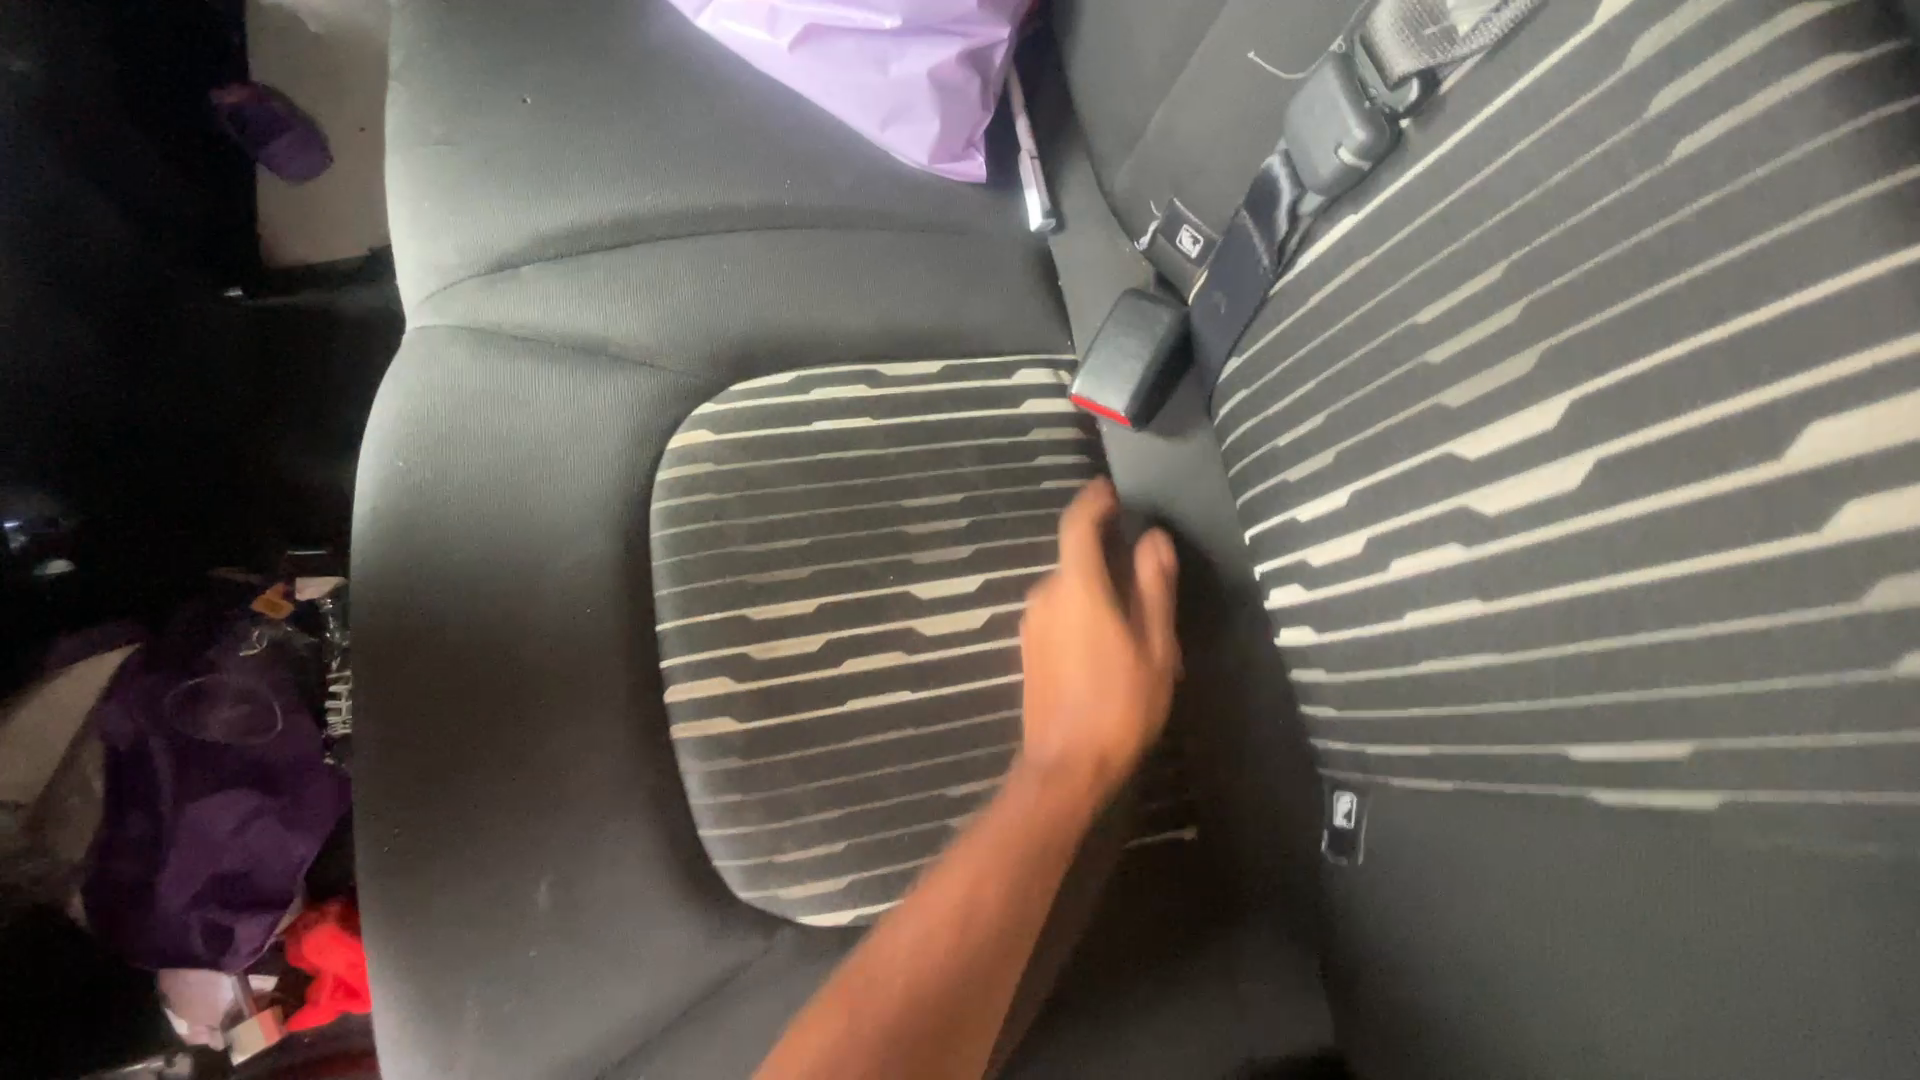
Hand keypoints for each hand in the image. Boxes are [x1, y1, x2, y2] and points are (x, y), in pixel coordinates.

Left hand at [1016, 477, 1180, 806]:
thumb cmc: (1120, 705)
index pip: (1077, 523)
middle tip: (1153, 592)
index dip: (1095, 500)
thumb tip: (1154, 539)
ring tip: (1141, 635)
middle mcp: (1045, 594)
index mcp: (1076, 586)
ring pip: (1071, 589)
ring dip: (1101, 595)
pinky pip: (1060, 613)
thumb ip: (1153, 587)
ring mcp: (1032, 622)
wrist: (1065, 766)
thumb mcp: (1155, 646)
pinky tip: (1112, 652)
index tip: (1114, 490)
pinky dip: (1085, 615)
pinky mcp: (1029, 646)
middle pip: (1077, 558)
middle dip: (1112, 563)